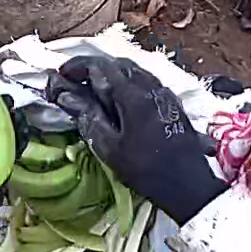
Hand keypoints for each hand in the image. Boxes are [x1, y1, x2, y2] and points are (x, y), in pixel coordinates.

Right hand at [44, 55, 226, 223]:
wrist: (190, 187)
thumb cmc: (145, 169)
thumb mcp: (109, 147)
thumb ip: (87, 116)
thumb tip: (65, 95)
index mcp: (132, 95)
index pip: (99, 67)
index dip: (77, 67)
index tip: (61, 75)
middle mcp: (150, 86)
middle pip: (117, 64)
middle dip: (92, 68)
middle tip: (74, 81)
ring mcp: (164, 92)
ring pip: (133, 70)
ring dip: (110, 74)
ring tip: (93, 89)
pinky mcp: (171, 102)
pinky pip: (144, 81)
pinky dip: (125, 83)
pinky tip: (118, 99)